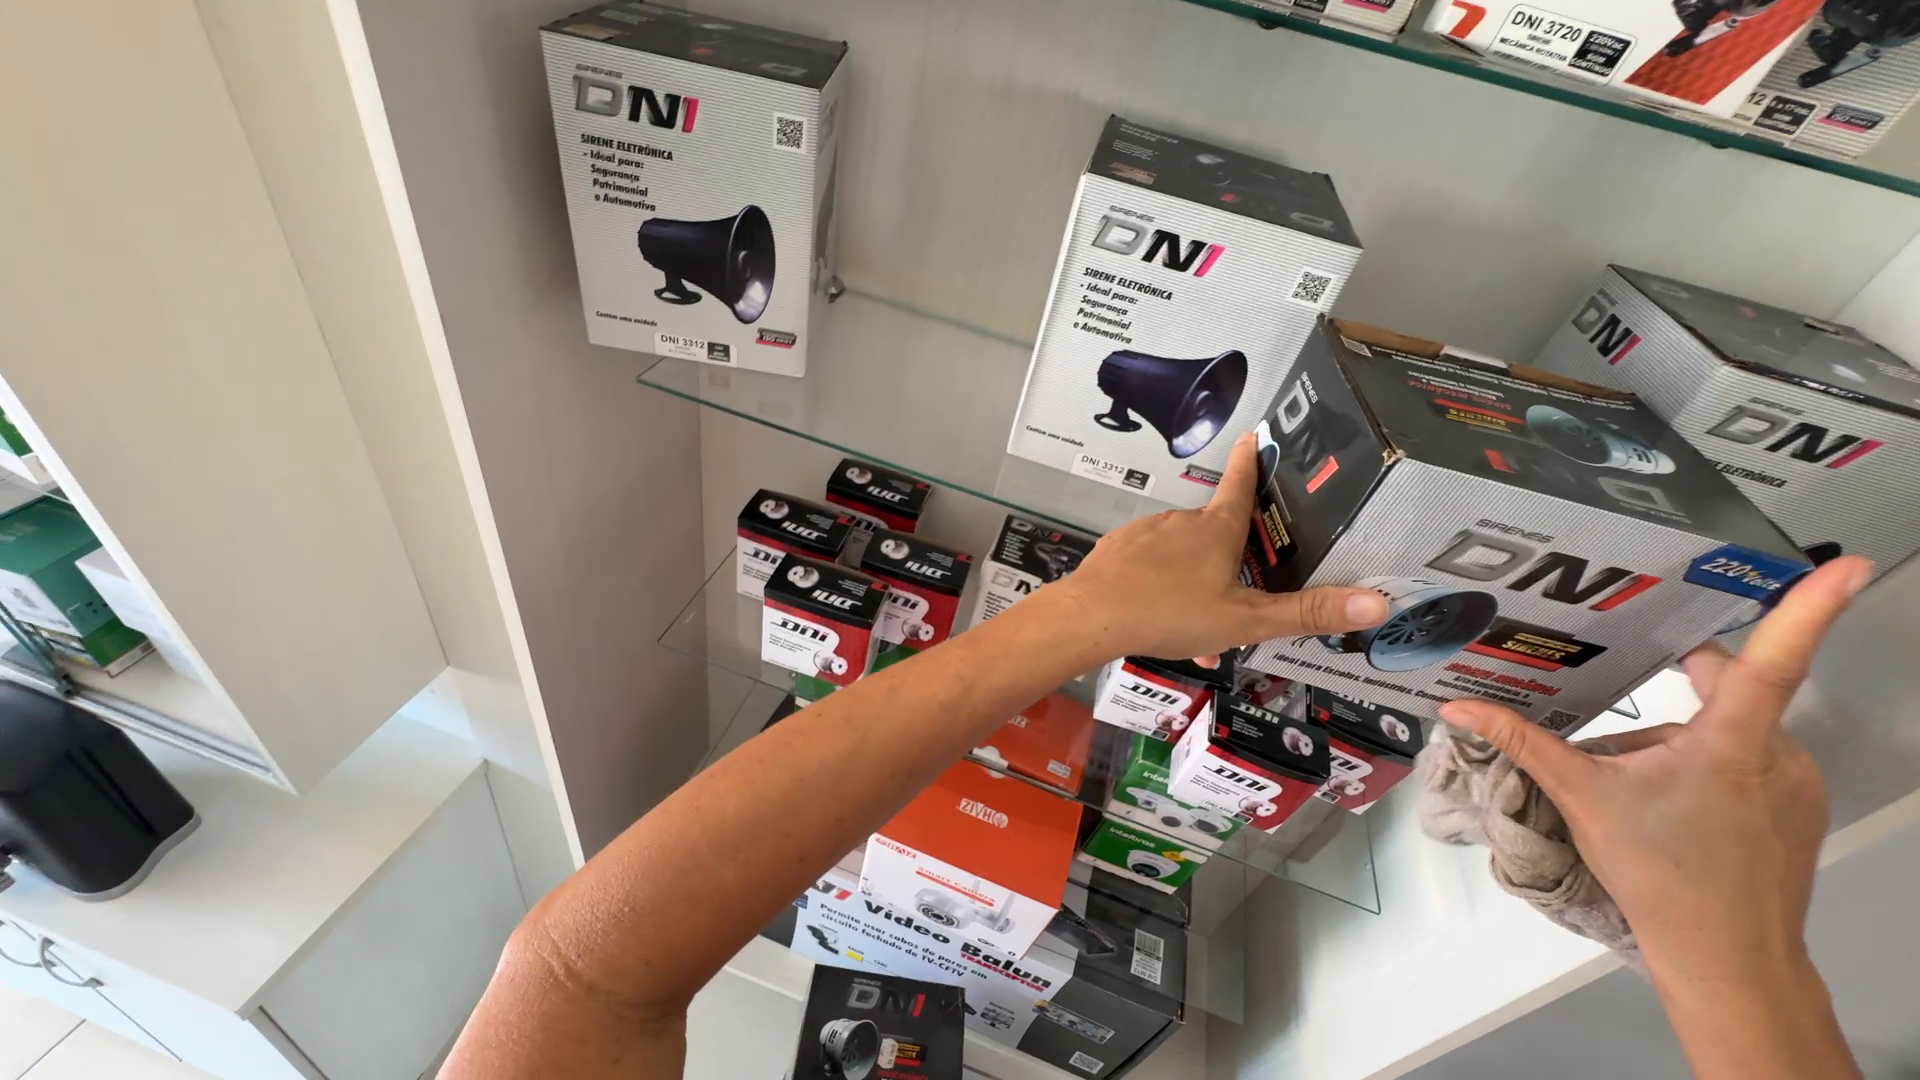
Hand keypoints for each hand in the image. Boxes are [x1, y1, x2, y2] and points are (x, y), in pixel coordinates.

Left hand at [1044, 433, 1388, 662]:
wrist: (1092, 615)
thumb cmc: (1171, 612)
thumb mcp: (1246, 619)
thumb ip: (1307, 613)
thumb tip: (1378, 603)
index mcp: (1216, 528)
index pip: (1241, 482)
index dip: (1252, 458)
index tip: (1254, 434)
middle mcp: (1180, 521)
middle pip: (1213, 528)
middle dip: (1226, 556)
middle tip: (1233, 595)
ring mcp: (1143, 532)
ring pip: (1177, 553)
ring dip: (1190, 579)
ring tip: (1193, 621)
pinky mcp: (1116, 549)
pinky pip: (1146, 564)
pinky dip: (1157, 584)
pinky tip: (1155, 613)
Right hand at [1438, 557, 1869, 1010]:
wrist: (1728, 958)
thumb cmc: (1662, 875)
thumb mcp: (1581, 798)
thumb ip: (1521, 742)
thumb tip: (1458, 706)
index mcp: (1732, 744)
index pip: (1772, 662)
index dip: (1805, 610)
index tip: (1842, 566)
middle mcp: (1777, 755)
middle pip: (1721, 689)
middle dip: (1661, 693)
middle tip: (1620, 716)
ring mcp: (1792, 783)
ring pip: (1723, 729)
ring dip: (1670, 740)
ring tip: (1627, 783)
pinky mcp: (1792, 805)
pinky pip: (1739, 758)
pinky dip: (1693, 764)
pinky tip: (1658, 801)